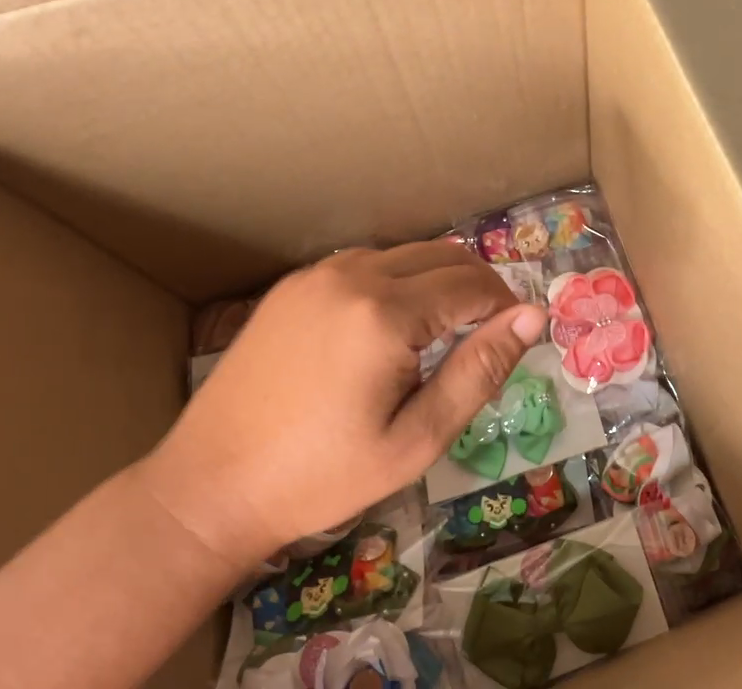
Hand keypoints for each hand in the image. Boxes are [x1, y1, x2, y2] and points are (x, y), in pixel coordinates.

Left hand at [136, 240, 547, 565]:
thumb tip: (532, 316)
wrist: (209, 487)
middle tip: (487, 337)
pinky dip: (398, 281)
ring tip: (442, 336)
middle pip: (445, 255)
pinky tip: (391, 329)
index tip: (514, 340)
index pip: (473, 285)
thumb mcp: (417, 438)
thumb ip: (479, 370)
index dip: (505, 307)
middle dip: (478, 288)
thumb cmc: (321, 476)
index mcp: (385, 314)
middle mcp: (352, 275)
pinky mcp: (292, 286)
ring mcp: (316, 276)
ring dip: (439, 281)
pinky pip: (366, 264)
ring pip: (406, 254)